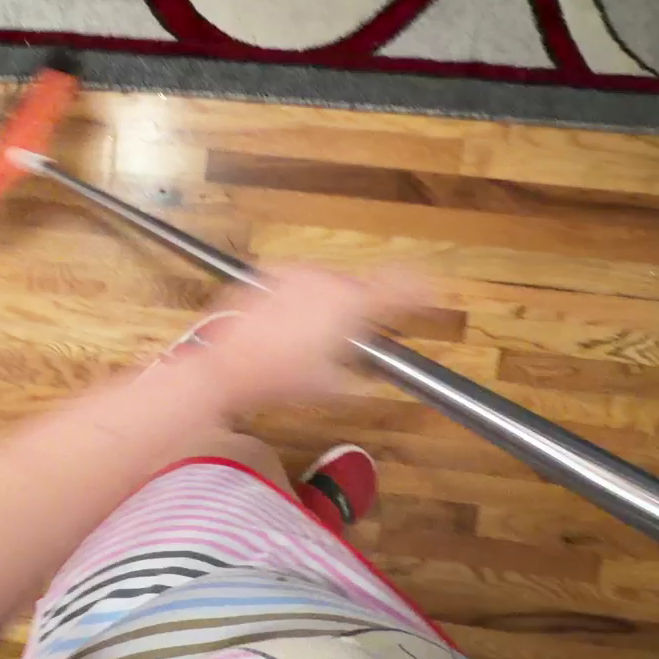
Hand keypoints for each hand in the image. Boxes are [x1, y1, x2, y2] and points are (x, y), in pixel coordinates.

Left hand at [186, 265, 426, 409]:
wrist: (224, 365)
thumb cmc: (282, 378)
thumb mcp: (333, 385)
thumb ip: (363, 371)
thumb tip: (373, 370)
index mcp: (349, 303)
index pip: (399, 287)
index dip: (422, 290)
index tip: (433, 293)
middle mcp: (326, 279)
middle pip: (359, 287)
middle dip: (363, 307)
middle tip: (355, 337)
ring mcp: (295, 273)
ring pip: (328, 284)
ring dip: (331, 303)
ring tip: (313, 337)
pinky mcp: (269, 274)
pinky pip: (299, 284)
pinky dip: (303, 299)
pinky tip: (289, 324)